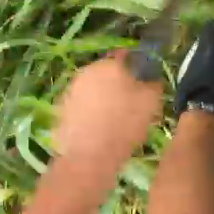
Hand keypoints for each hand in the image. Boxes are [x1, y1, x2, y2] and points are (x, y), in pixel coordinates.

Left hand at [50, 53, 162, 179]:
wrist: (89, 157)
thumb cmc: (125, 125)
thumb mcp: (151, 103)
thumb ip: (153, 85)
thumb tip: (151, 79)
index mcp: (110, 65)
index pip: (125, 57)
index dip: (135, 68)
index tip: (141, 82)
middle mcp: (88, 71)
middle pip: (106, 72)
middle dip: (116, 83)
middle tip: (128, 102)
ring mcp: (71, 90)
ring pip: (91, 88)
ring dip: (100, 97)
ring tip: (111, 118)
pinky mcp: (61, 109)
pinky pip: (80, 105)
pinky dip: (88, 112)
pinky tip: (96, 128)